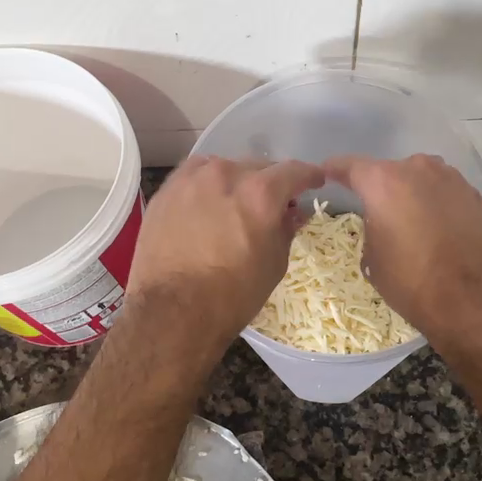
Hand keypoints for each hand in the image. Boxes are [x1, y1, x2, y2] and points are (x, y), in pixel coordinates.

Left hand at [126, 156, 323, 346]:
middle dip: (270, 183)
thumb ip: (286, 229)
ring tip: (235, 206)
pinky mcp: (167, 190)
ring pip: (224, 169)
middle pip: (258, 167)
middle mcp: (226, 175)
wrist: (171, 312)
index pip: (294, 171)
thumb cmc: (232, 295)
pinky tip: (206, 205)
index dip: (309, 176)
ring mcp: (192, 179)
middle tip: (272, 205)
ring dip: (236, 182)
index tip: (314, 181)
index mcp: (261, 193)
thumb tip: (293, 213)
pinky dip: (207, 185)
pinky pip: (195, 176)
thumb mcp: (274, 265)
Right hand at [323, 154, 481, 346]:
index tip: (327, 173)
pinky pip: (445, 192)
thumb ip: (371, 225)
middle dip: (381, 188)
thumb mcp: (372, 257)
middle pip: (390, 171)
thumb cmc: (410, 281)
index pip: (350, 166)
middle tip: (378, 212)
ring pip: (421, 179)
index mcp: (383, 182)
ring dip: (412, 194)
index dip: (335, 170)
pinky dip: (437, 204)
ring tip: (411, 221)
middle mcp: (417, 169)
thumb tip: (382, 221)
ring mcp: (450, 178)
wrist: (470, 299)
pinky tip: (438, 227)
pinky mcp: (474, 194)